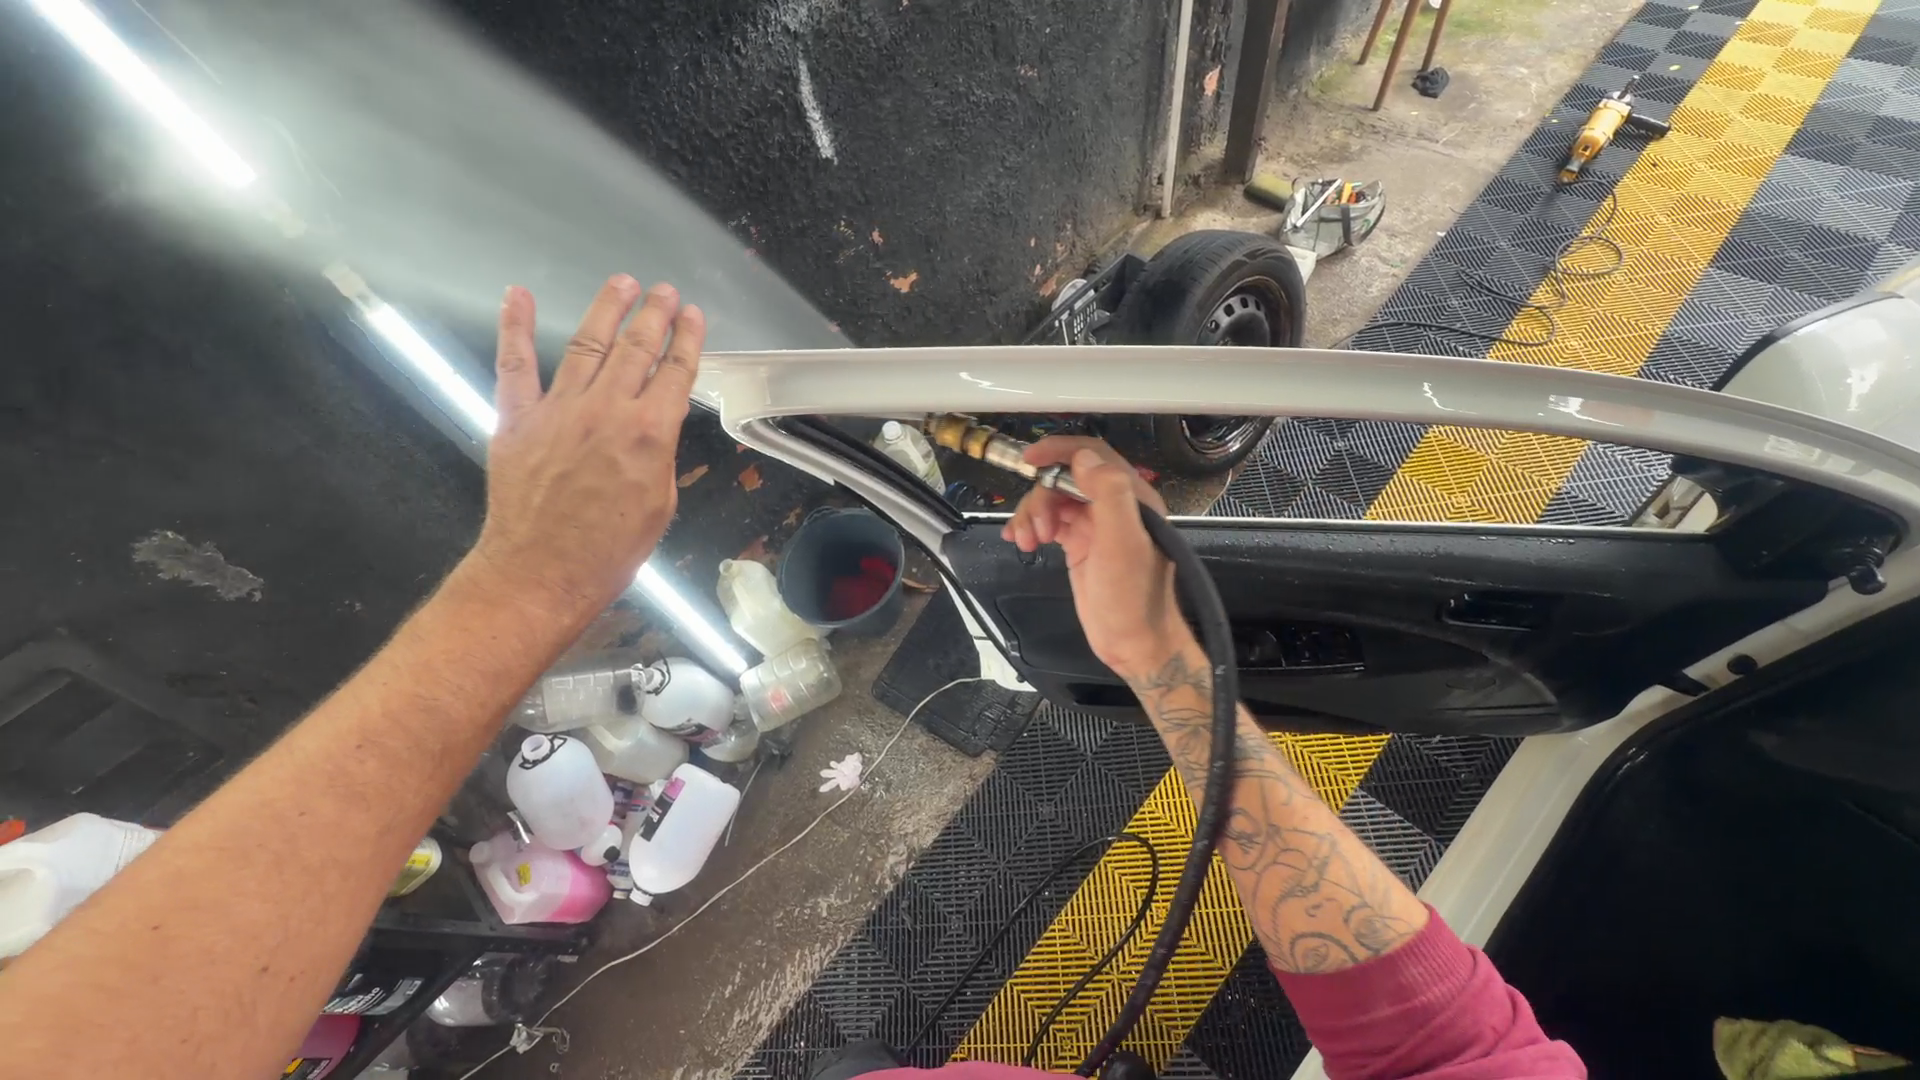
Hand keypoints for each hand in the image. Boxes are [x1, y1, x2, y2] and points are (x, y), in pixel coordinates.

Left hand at [468, 275, 703, 621]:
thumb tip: (652, 431)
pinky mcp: (518, 418)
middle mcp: (607, 410)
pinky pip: (516, 364)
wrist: (544, 571)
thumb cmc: (612, 549)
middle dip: (654, 314)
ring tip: (622, 283)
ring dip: (608, 309)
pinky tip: (519, 296)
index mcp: (650, 433)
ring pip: (588, 344)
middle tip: (665, 292)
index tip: (694, 316)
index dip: (688, 340)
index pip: (675, 373)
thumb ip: (659, 455)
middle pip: (636, 348)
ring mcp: (559, 409)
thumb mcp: (661, 503)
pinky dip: (517, 327)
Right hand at [1001, 437, 1193, 679]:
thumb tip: (1083, 459)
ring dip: (1033, 515)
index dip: (1060, 451)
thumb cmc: (1133, 597)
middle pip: (1065, 479)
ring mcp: (1095, 525)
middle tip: (1035, 529)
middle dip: (1042, 497)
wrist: (1133, 643)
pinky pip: (1049, 522)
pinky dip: (1030, 526)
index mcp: (1132, 498)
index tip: (1030, 459)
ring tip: (1028, 542)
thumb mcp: (1123, 543)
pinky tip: (1019, 540)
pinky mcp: (1080, 544)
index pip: (1093, 456)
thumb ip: (1109, 494)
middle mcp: (1113, 506)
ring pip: (1053, 500)